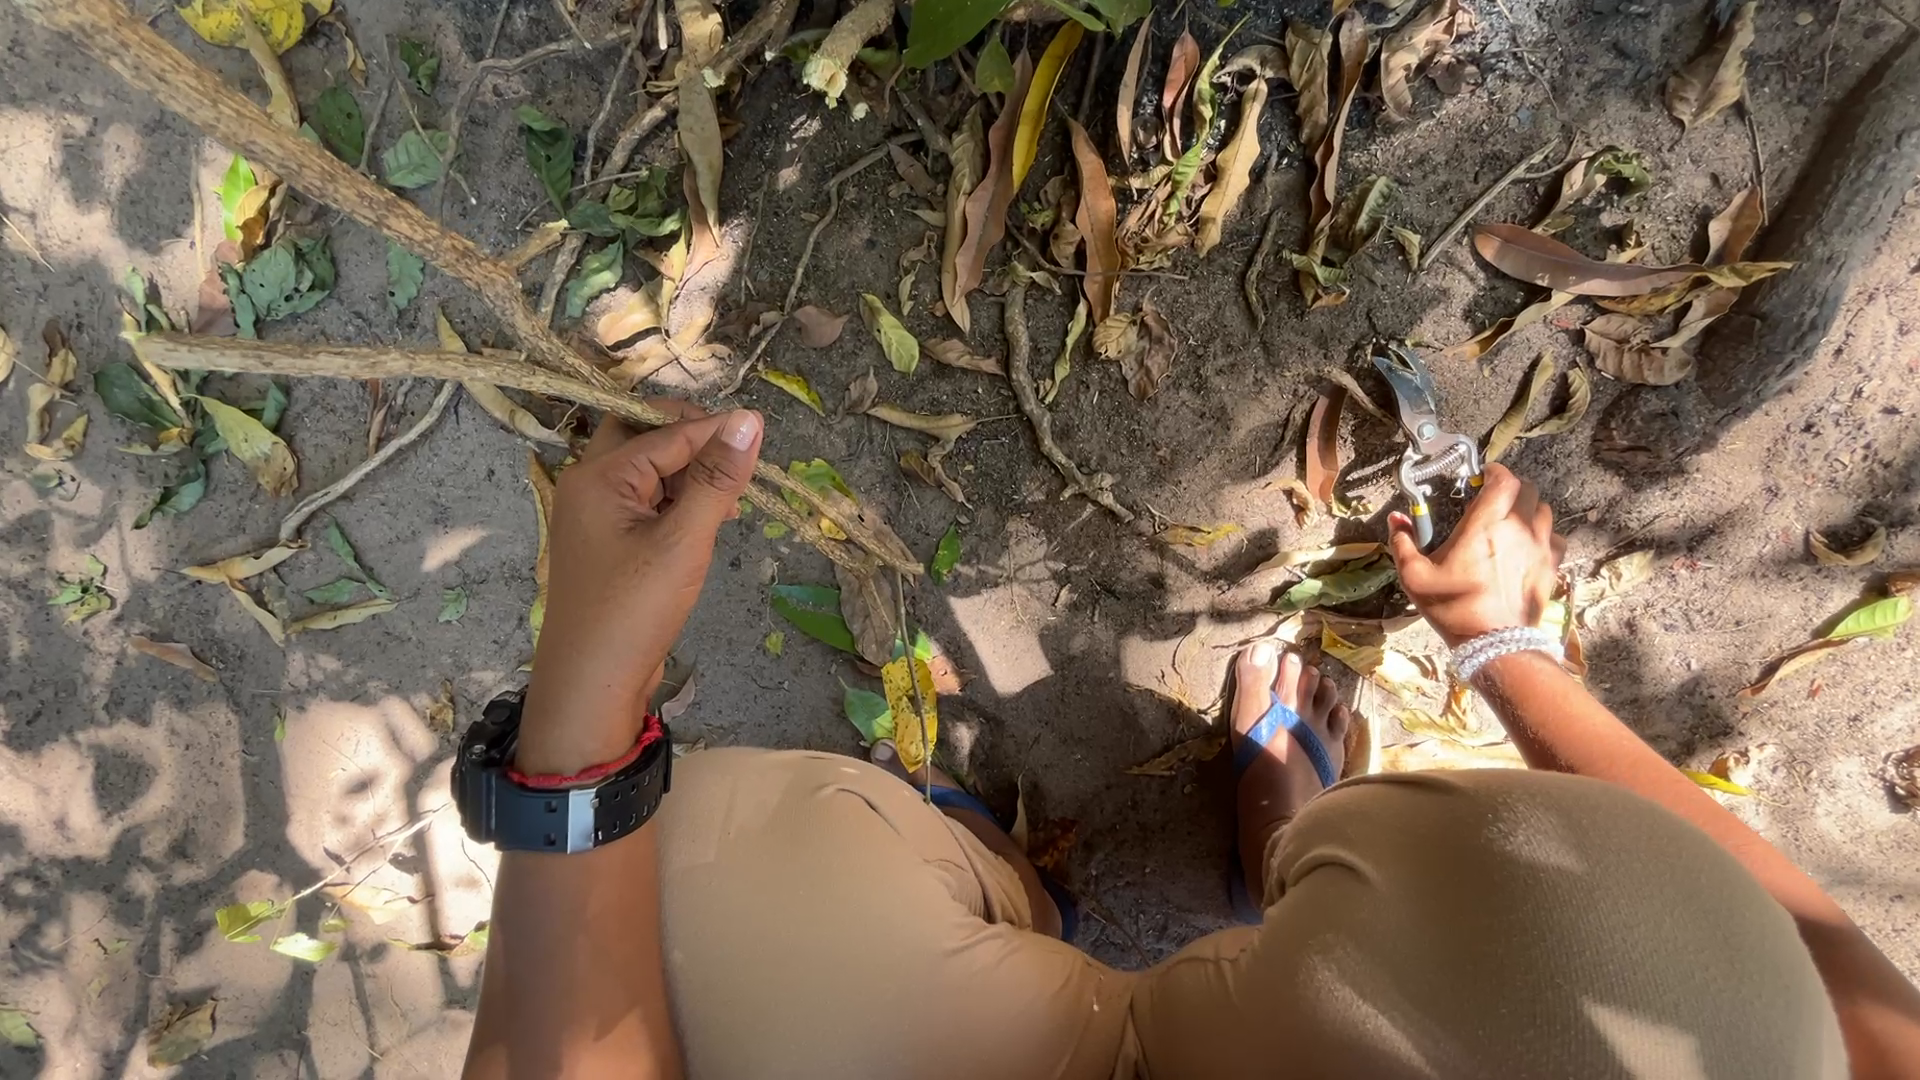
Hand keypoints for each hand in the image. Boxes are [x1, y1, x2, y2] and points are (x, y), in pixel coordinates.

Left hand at [517, 403, 762, 775]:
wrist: (591, 683)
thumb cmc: (635, 609)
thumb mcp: (684, 540)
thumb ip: (718, 478)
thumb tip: (748, 419)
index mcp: (600, 475)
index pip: (667, 432)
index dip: (715, 430)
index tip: (761, 434)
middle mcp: (590, 484)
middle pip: (643, 435)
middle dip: (692, 441)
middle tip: (735, 461)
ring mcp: (596, 513)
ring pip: (646, 468)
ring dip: (688, 472)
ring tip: (729, 498)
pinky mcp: (608, 540)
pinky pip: (645, 499)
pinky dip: (678, 500)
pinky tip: (710, 519)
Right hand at [1386, 464, 1565, 647]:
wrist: (1495, 641)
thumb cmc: (1453, 606)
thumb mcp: (1414, 576)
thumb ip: (1403, 543)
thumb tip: (1397, 520)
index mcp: (1485, 526)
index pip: (1504, 481)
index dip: (1494, 472)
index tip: (1480, 475)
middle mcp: (1519, 530)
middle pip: (1528, 490)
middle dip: (1510, 487)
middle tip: (1490, 497)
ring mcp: (1541, 547)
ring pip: (1544, 511)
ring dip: (1527, 508)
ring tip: (1508, 520)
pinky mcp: (1552, 565)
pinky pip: (1555, 537)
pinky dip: (1542, 533)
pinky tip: (1526, 545)